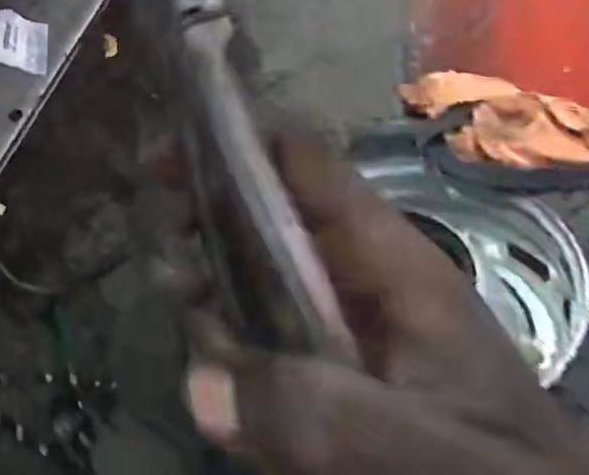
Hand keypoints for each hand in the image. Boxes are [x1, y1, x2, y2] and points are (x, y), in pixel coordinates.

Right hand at [186, 137, 588, 473]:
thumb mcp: (426, 453)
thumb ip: (323, 412)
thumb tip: (199, 384)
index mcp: (388, 260)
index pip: (303, 162)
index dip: (231, 144)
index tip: (162, 165)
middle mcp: (352, 274)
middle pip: (260, 206)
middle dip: (201, 218)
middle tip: (169, 264)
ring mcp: (335, 321)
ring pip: (247, 264)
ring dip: (201, 277)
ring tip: (181, 311)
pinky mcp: (322, 369)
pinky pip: (251, 325)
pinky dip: (217, 334)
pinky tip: (207, 368)